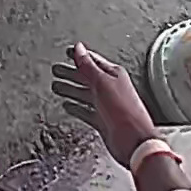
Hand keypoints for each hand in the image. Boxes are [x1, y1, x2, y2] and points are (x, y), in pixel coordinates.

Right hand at [52, 42, 160, 167]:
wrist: (135, 142)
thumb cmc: (125, 110)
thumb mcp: (103, 82)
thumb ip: (88, 66)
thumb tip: (78, 48)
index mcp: (112, 74)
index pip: (91, 61)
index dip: (78, 56)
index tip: (67, 51)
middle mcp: (109, 88)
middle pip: (85, 77)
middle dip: (70, 73)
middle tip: (56, 70)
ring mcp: (105, 105)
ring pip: (83, 94)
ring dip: (69, 89)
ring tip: (56, 85)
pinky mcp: (102, 120)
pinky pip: (85, 111)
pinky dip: (75, 107)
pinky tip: (67, 105)